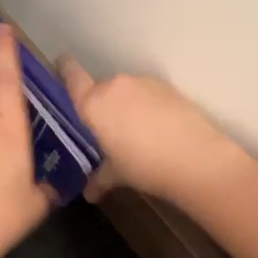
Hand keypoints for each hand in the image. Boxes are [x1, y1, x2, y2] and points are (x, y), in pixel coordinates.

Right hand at [57, 58, 248, 204]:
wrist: (196, 158)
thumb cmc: (144, 166)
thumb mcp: (116, 174)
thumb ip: (99, 179)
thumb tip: (89, 194)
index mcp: (94, 103)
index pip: (72, 76)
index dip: (65, 68)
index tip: (61, 64)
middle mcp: (115, 86)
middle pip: (101, 88)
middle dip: (102, 105)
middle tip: (106, 130)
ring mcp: (144, 83)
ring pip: (126, 91)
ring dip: (127, 106)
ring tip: (136, 134)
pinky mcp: (168, 88)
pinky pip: (148, 95)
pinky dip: (148, 107)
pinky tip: (157, 130)